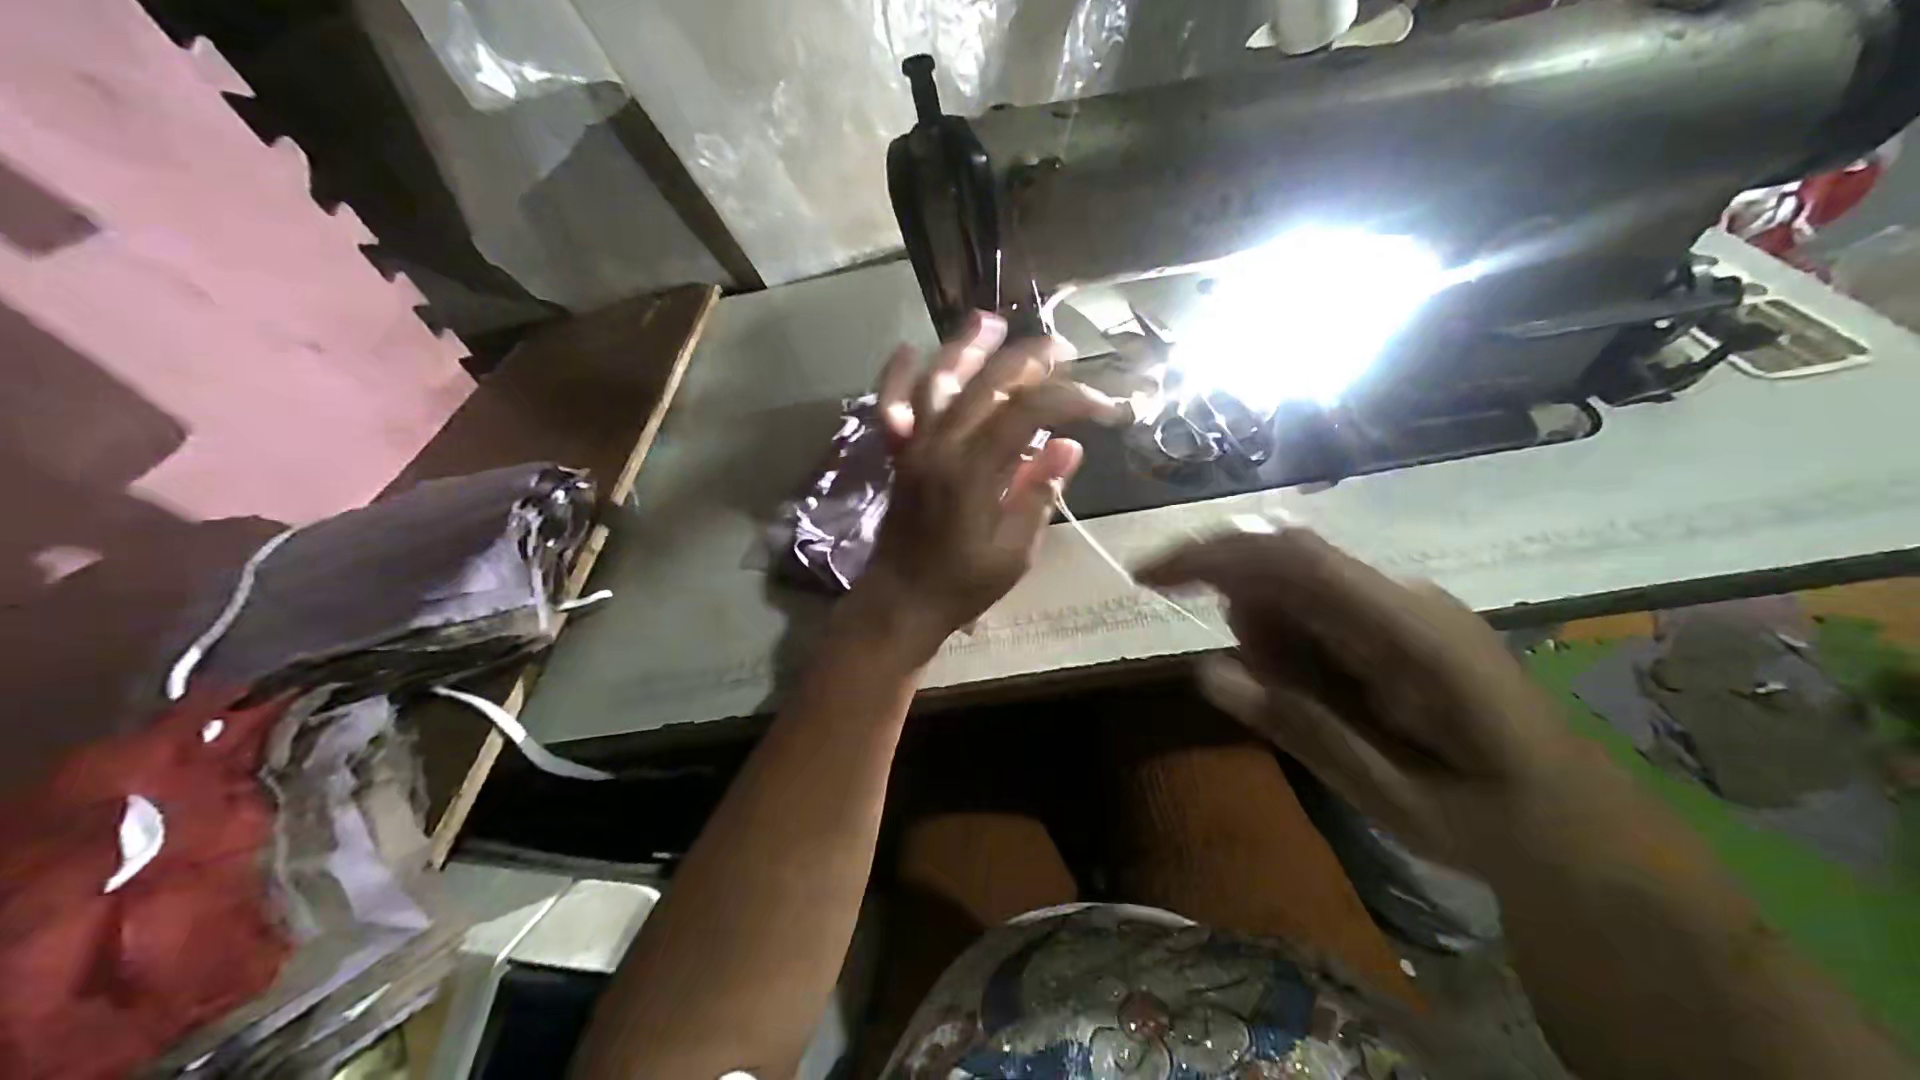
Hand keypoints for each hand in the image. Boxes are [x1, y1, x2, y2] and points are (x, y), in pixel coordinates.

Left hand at [849, 312, 1122, 656]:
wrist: (901, 601)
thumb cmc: (962, 585)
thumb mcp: (1015, 551)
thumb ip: (1039, 493)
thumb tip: (1070, 445)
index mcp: (975, 472)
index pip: (1029, 413)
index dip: (1072, 400)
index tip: (1105, 406)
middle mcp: (941, 446)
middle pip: (987, 384)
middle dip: (1029, 360)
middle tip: (1063, 350)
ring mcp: (914, 446)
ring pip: (939, 382)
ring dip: (966, 348)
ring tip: (992, 322)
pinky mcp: (899, 454)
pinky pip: (892, 406)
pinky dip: (899, 376)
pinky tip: (909, 349)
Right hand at [1137, 530, 1608, 874]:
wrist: (1587, 832)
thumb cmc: (1495, 821)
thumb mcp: (1388, 791)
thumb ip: (1300, 724)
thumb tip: (1206, 669)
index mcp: (1410, 631)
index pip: (1295, 560)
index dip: (1213, 554)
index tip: (1148, 576)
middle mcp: (1404, 599)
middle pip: (1285, 572)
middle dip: (1247, 623)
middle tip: (1267, 699)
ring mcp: (1404, 607)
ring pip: (1296, 593)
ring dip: (1272, 643)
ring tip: (1320, 718)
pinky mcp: (1399, 622)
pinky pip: (1319, 613)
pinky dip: (1294, 650)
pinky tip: (1329, 701)